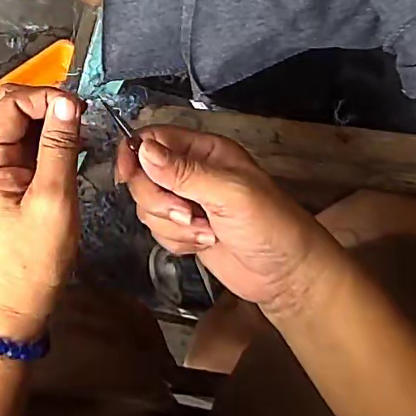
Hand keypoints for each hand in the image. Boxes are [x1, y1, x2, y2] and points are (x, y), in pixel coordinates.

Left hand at [0, 86, 82, 338]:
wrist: (19, 300)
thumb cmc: (34, 258)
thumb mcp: (53, 199)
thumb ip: (59, 147)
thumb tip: (67, 103)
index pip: (10, 104)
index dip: (45, 97)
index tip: (78, 107)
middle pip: (10, 106)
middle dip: (45, 102)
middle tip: (80, 114)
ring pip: (20, 122)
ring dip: (49, 118)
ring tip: (79, 127)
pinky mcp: (10, 176)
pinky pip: (28, 142)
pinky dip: (49, 135)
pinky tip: (71, 142)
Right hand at [117, 125, 339, 311]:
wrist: (288, 276)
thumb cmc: (273, 226)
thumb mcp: (230, 193)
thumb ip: (184, 172)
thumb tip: (144, 150)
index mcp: (205, 150)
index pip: (154, 138)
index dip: (134, 153)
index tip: (127, 174)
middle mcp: (192, 172)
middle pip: (143, 174)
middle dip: (159, 200)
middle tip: (186, 213)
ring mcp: (187, 201)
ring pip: (147, 205)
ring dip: (171, 224)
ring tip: (205, 232)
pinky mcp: (185, 228)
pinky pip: (156, 229)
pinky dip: (175, 240)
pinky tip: (203, 243)